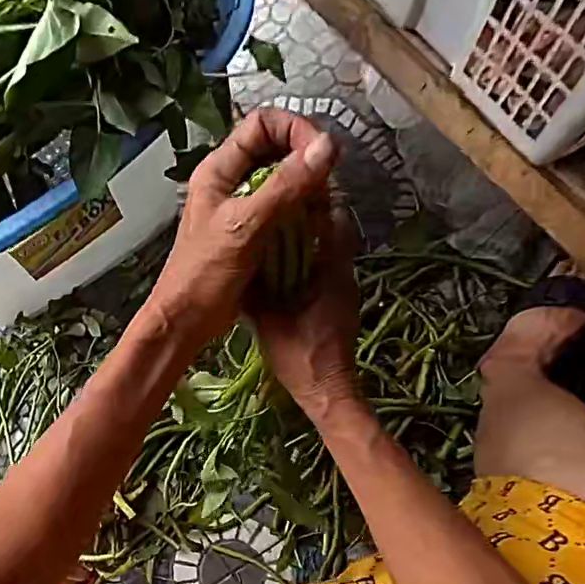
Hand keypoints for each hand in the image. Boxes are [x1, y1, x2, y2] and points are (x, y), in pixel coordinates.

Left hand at [149, 108, 339, 343]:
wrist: (185, 322)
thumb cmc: (204, 274)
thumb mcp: (244, 226)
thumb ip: (284, 187)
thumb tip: (327, 148)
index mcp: (219, 169)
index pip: (263, 124)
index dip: (295, 130)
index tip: (322, 154)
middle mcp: (231, 183)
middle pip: (277, 152)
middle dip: (306, 163)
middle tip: (328, 185)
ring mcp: (242, 211)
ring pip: (283, 185)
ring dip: (307, 192)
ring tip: (322, 210)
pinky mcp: (252, 237)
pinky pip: (283, 215)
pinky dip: (301, 217)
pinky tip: (313, 230)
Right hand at [248, 205, 362, 416]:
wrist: (327, 392)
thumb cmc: (301, 357)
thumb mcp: (268, 321)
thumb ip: (257, 291)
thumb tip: (240, 265)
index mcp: (331, 271)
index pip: (332, 219)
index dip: (313, 200)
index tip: (288, 192)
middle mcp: (343, 275)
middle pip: (330, 233)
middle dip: (307, 219)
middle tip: (277, 212)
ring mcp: (344, 293)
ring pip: (328, 255)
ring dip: (307, 244)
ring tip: (275, 240)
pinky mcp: (340, 308)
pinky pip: (326, 275)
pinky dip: (309, 267)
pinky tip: (285, 274)